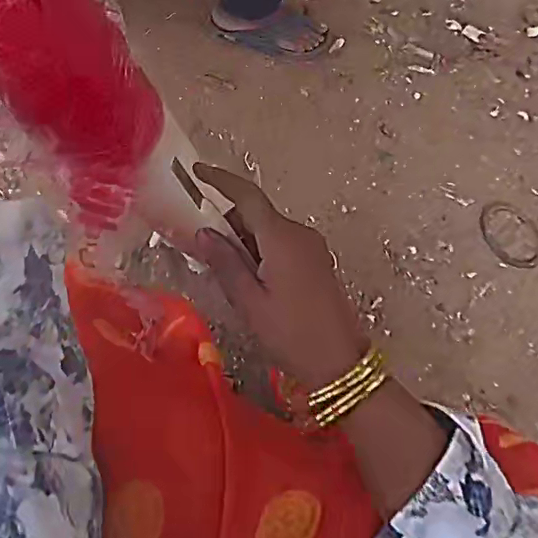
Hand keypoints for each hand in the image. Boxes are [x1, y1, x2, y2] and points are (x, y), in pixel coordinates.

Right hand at [185, 164, 366, 386]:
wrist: (341, 365)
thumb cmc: (291, 334)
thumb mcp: (249, 302)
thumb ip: (225, 262)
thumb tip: (203, 232)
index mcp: (282, 238)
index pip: (247, 196)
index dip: (220, 180)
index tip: (197, 172)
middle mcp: (299, 233)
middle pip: (256, 214)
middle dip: (228, 224)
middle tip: (204, 251)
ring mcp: (311, 246)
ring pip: (268, 229)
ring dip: (244, 241)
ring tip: (229, 276)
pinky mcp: (316, 260)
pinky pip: (281, 242)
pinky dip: (261, 250)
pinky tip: (251, 280)